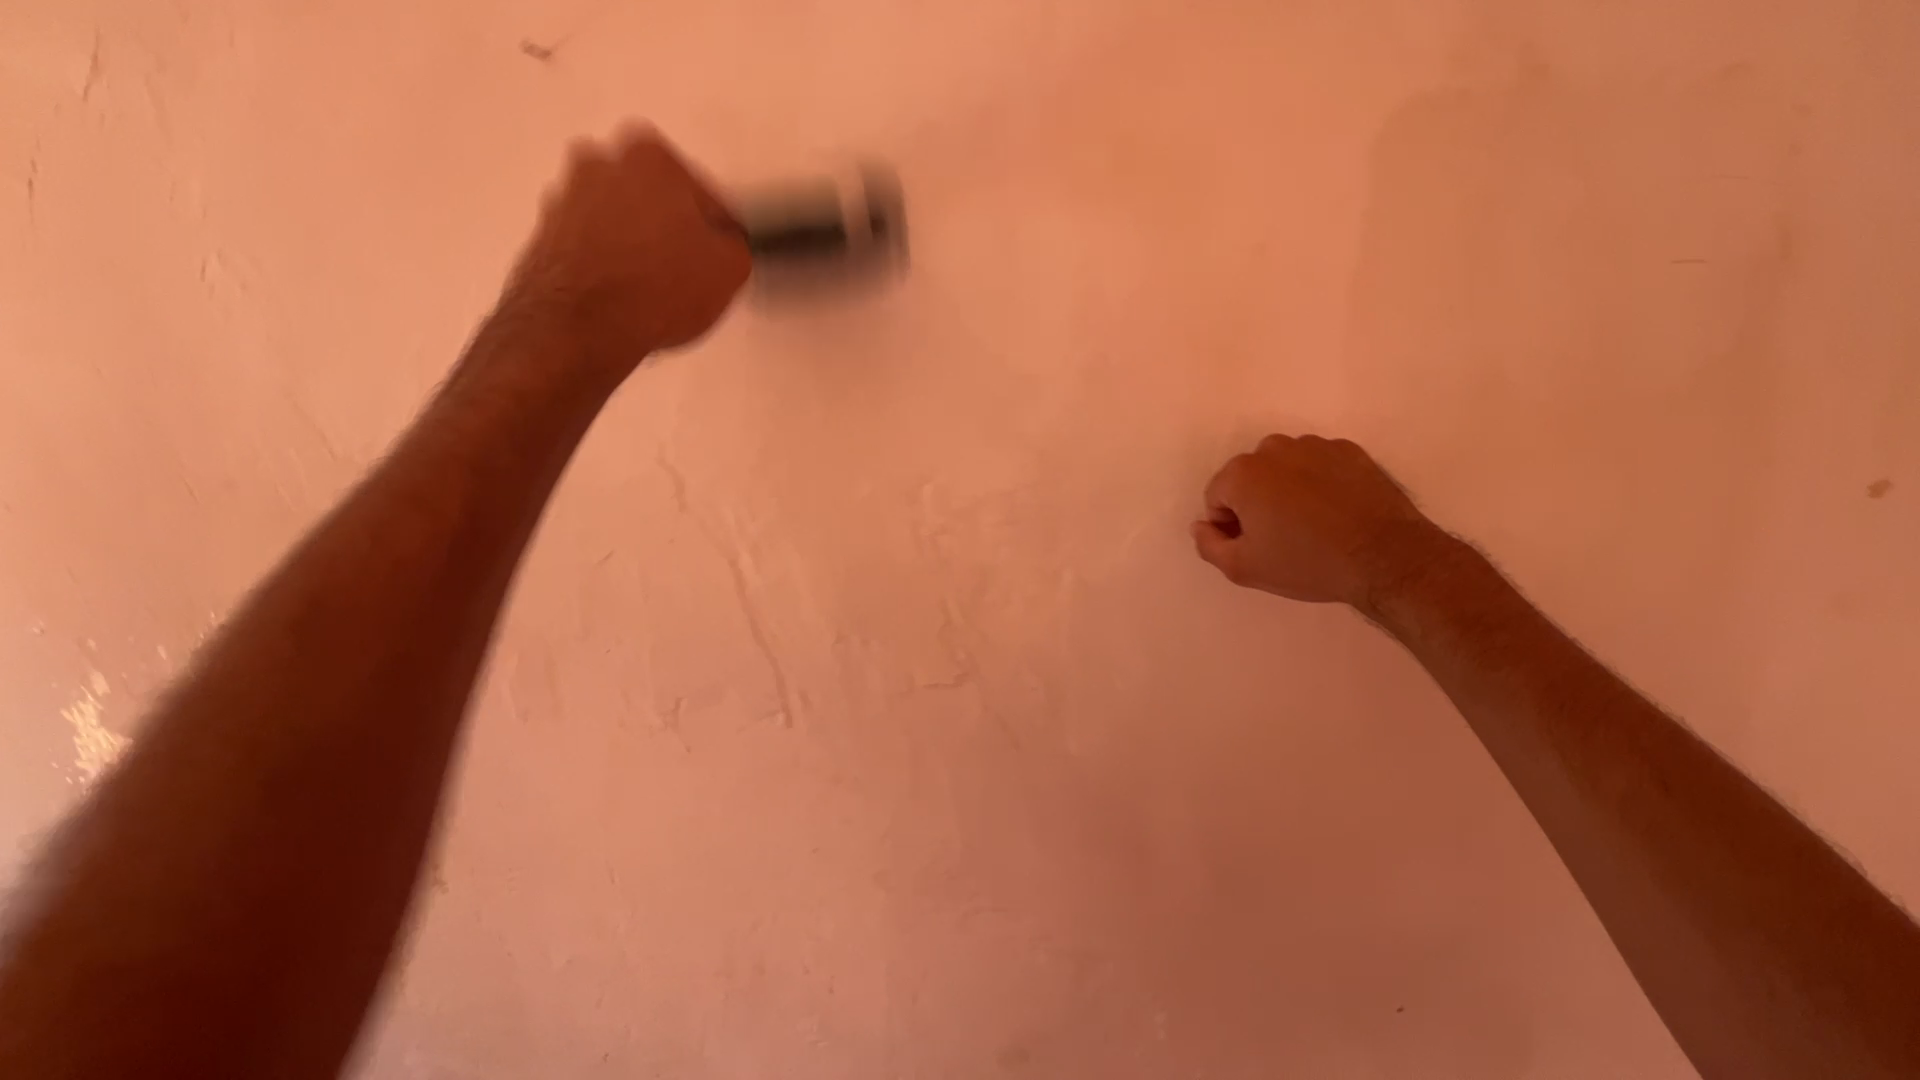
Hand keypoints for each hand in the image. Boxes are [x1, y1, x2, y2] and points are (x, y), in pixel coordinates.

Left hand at [505, 126, 751, 373]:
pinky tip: (625, 298)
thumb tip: (723, 246)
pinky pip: (590, 247)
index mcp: (651, 156)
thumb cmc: (657, 289)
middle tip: (687, 267)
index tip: (719, 255)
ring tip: (655, 289)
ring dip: (635, 245)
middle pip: (652, 198)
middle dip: (668, 227)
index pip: (702, 192)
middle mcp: (599, 163)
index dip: (717, 230)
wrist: (582, 327)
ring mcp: (565, 199)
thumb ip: (732, 244)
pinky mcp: (543, 237)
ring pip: (617, 220)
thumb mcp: (732, 269)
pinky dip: (606, 265)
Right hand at [1192, 434, 1452, 611]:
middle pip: (1250, 478)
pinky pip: (1319, 466)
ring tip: (1312, 525)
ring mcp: (1316, 446)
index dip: (1230, 526)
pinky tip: (1336, 513)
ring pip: (1284, 468)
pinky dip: (1319, 484)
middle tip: (1282, 538)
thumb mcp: (1244, 568)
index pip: (1217, 497)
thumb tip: (1202, 525)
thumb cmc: (1306, 563)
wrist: (1385, 558)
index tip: (1256, 546)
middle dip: (1257, 503)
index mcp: (1243, 474)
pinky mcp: (1351, 451)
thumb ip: (1209, 544)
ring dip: (1287, 491)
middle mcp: (1275, 449)